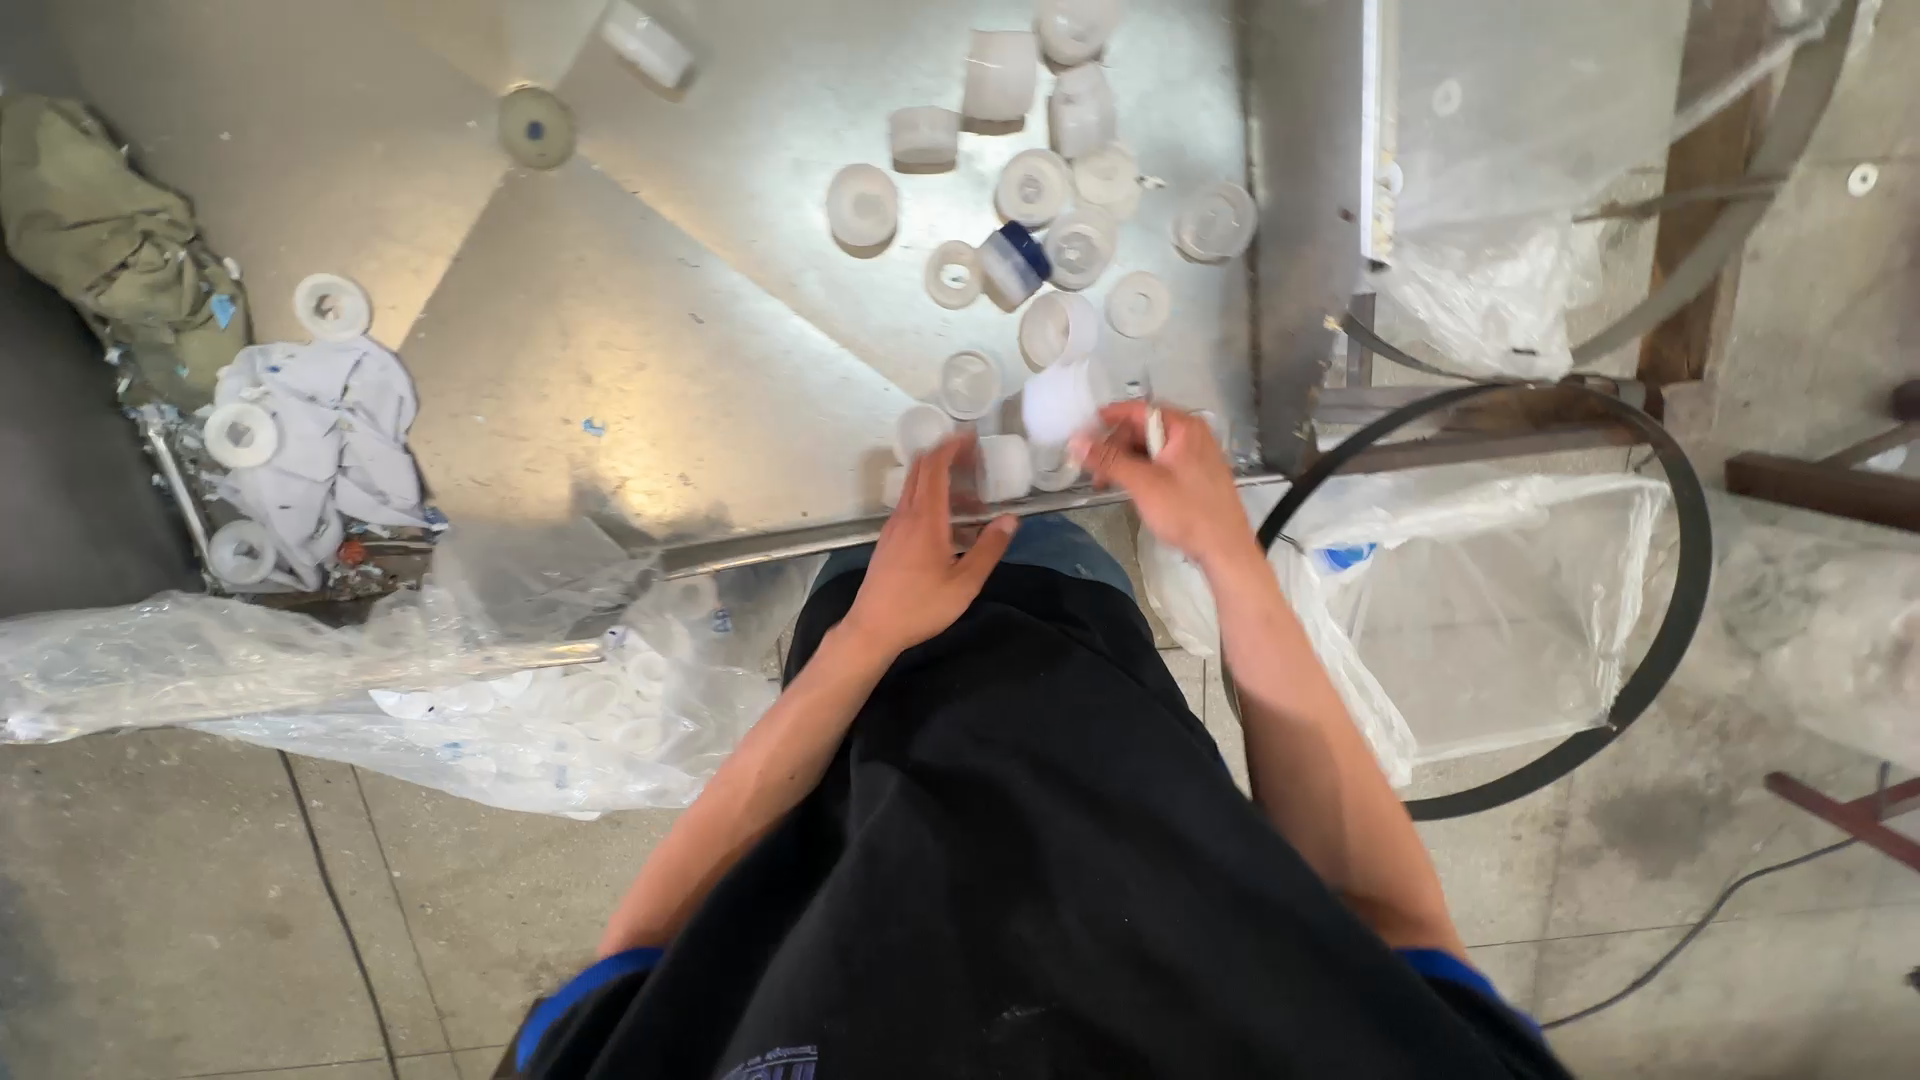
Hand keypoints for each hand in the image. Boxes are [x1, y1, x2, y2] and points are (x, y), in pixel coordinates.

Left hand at [841, 435, 1018, 657]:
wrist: (872, 628)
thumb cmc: (920, 607)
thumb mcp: (965, 583)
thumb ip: (989, 548)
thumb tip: (1010, 519)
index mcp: (925, 519)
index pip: (934, 467)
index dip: (952, 447)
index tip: (972, 439)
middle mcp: (905, 515)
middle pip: (921, 470)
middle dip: (946, 458)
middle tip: (975, 461)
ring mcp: (893, 528)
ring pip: (915, 490)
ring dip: (942, 485)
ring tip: (974, 505)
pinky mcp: (888, 541)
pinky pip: (911, 508)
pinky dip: (932, 503)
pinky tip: (951, 530)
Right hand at [1072, 402, 1258, 571]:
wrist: (1224, 547)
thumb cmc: (1187, 512)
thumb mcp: (1142, 483)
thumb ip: (1108, 459)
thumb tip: (1077, 441)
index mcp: (1184, 428)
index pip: (1138, 410)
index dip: (1108, 418)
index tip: (1084, 431)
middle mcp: (1192, 435)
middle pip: (1143, 429)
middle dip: (1115, 446)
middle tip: (1094, 468)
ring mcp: (1196, 455)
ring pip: (1151, 448)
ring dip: (1125, 461)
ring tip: (1106, 482)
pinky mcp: (1196, 475)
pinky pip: (1162, 462)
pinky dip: (1142, 470)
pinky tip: (1130, 488)